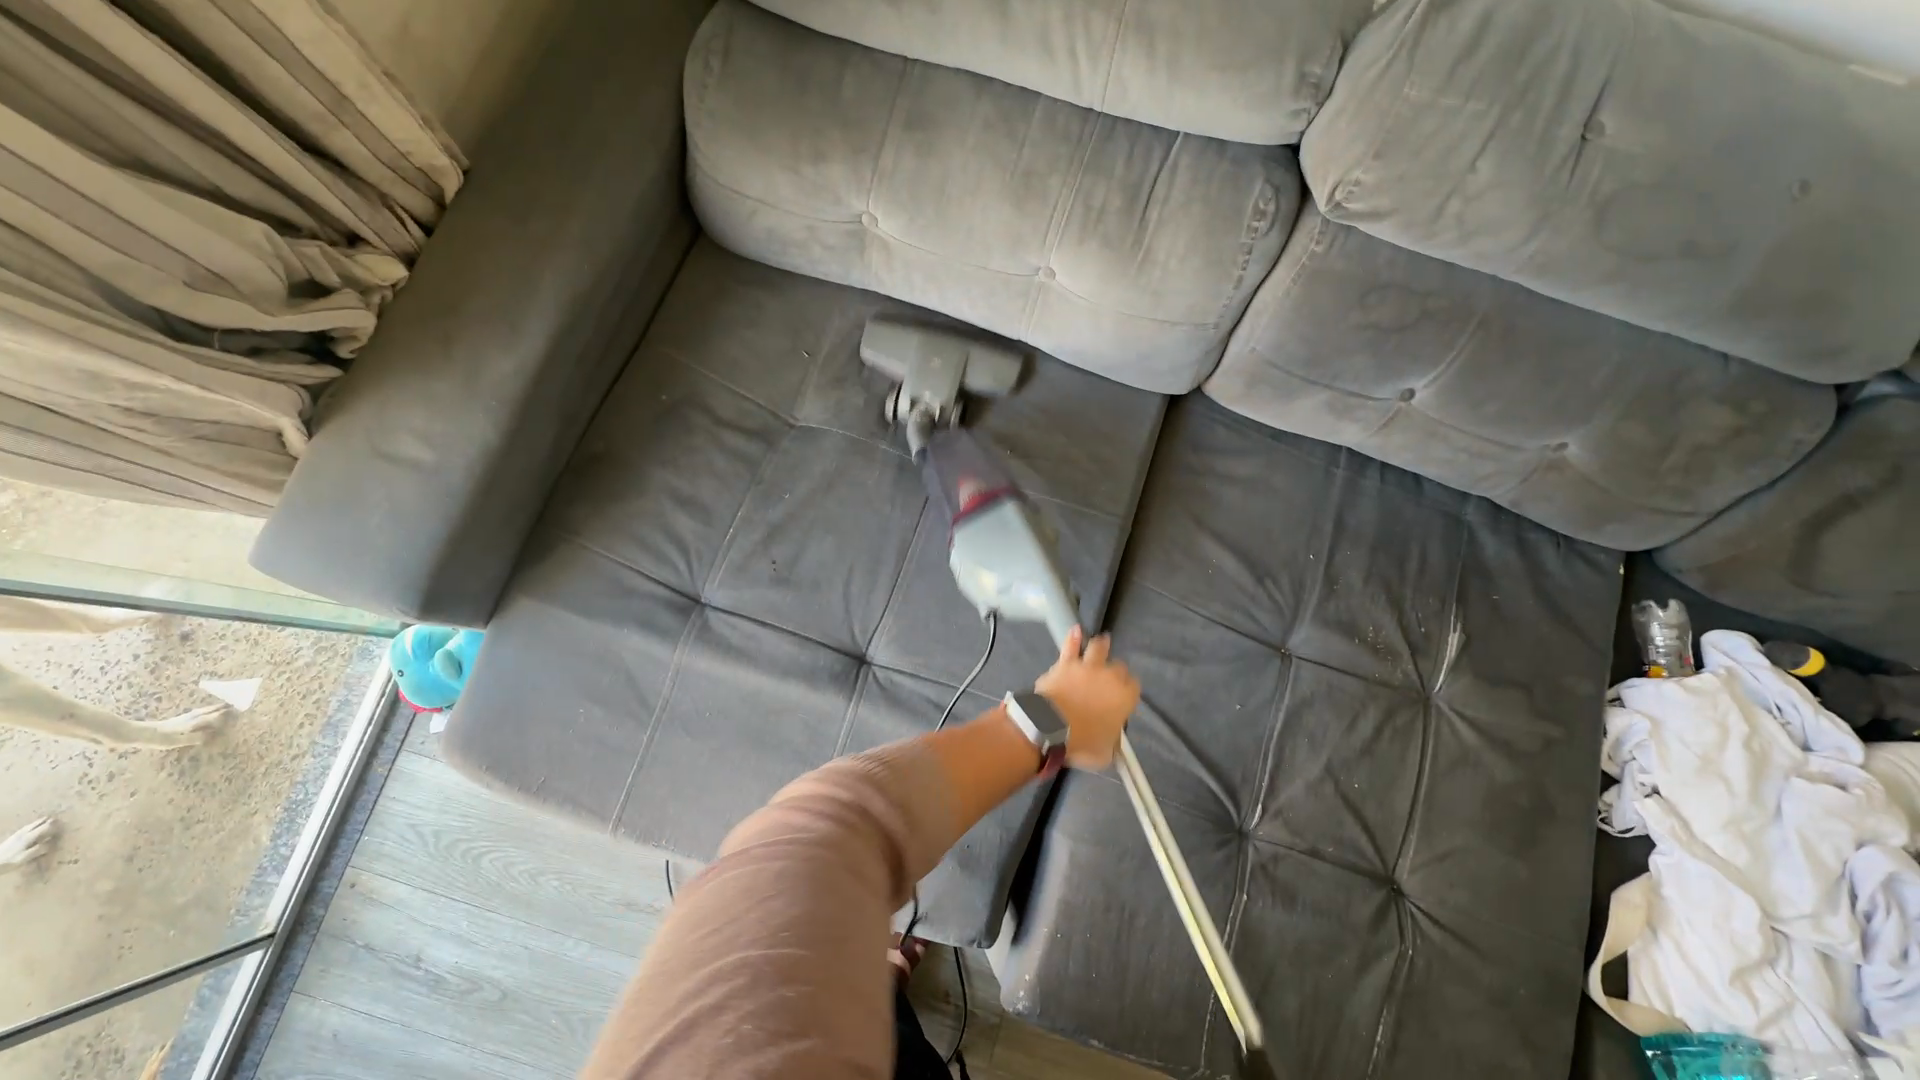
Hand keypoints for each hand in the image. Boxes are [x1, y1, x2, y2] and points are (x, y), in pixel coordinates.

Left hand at [1035, 626, 1138, 770]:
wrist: (1050, 727)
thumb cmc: (1081, 742)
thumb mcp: (1104, 753)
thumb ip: (1112, 744)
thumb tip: (1112, 744)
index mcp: (1125, 697)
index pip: (1134, 687)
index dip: (1128, 692)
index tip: (1121, 699)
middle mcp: (1110, 677)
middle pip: (1119, 668)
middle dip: (1115, 672)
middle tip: (1108, 680)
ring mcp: (1087, 667)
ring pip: (1098, 649)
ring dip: (1101, 647)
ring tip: (1103, 642)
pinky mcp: (1065, 663)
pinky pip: (1071, 646)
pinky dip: (1073, 638)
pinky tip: (1076, 630)